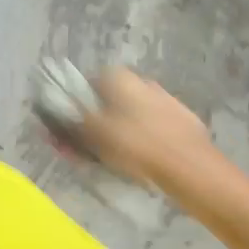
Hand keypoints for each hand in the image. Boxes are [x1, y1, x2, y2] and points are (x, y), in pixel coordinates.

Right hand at [77, 67, 215, 184]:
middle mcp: (144, 82)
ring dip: (123, 132)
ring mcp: (169, 103)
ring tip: (117, 160)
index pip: (88, 83)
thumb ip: (68, 124)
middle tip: (93, 146)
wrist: (194, 172)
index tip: (74, 126)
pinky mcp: (188, 125)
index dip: (78, 104)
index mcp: (119, 76)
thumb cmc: (135, 144)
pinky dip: (147, 142)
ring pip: (135, 116)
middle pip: (113, 100)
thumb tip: (54, 119)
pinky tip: (143, 163)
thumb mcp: (91, 134)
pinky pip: (156, 131)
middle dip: (101, 121)